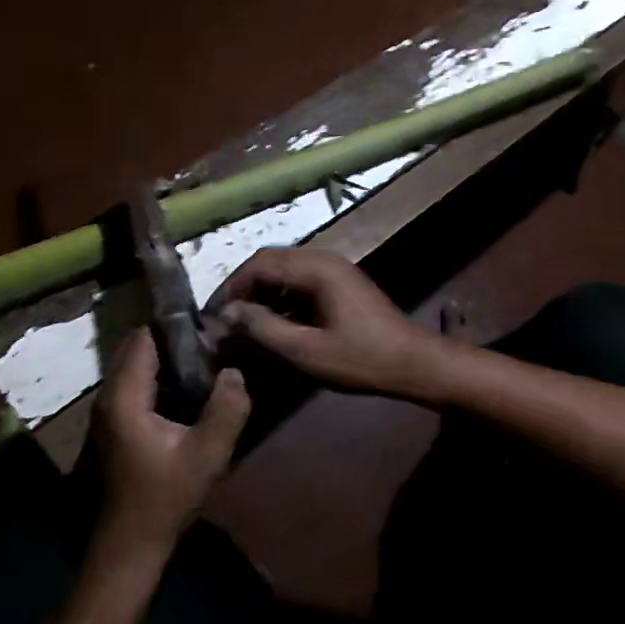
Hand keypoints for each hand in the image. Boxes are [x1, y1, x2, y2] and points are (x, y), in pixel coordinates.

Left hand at [94, 332, 250, 549]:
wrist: (130, 546)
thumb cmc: (165, 499)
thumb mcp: (207, 455)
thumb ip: (227, 409)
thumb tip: (235, 371)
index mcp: (124, 398)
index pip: (144, 338)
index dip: (177, 326)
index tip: (213, 327)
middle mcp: (108, 397)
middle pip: (139, 348)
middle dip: (175, 339)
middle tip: (217, 343)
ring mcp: (109, 412)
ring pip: (138, 366)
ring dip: (170, 359)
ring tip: (211, 361)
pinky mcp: (116, 425)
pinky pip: (138, 385)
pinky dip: (163, 377)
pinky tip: (195, 389)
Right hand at [208, 247, 450, 399]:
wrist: (414, 363)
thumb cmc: (362, 359)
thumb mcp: (307, 351)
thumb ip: (264, 329)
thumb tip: (225, 314)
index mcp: (317, 269)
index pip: (259, 264)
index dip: (230, 288)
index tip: (210, 315)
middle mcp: (324, 260)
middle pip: (270, 263)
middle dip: (242, 290)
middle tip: (221, 320)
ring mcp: (335, 271)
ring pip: (284, 273)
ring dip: (260, 296)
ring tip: (240, 327)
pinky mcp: (340, 286)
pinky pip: (299, 284)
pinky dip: (279, 301)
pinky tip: (270, 327)